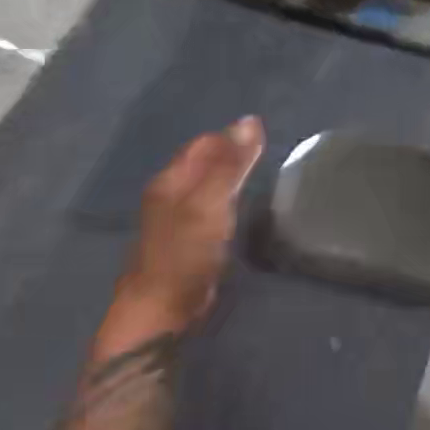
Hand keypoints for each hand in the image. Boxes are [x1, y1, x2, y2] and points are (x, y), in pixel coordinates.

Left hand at [119, 117, 265, 329]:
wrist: (162, 309)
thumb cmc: (185, 252)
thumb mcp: (211, 202)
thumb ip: (231, 163)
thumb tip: (250, 120)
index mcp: (171, 180)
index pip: (204, 143)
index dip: (231, 137)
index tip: (265, 139)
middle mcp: (169, 194)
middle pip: (204, 162)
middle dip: (231, 154)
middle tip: (267, 154)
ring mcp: (176, 218)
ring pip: (207, 184)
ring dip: (230, 176)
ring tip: (260, 175)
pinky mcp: (187, 239)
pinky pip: (210, 206)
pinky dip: (227, 198)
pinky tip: (241, 205)